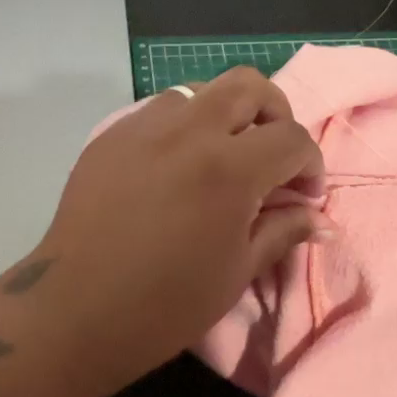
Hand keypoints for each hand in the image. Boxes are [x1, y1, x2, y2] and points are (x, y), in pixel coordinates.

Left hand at [5, 66, 325, 394]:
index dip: (311, 164)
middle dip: (275, 113)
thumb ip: (282, 231)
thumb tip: (321, 219)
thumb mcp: (236, 271)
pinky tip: (176, 169)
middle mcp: (188, 131)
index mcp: (229, 168)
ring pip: (200, 91)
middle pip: (249, 85)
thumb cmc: (165, 304)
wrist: (75, 311)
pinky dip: (182, 127)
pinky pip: (158, 111)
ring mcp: (143, 127)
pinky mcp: (110, 136)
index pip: (292, 138)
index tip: (305, 195)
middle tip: (273, 156)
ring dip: (224, 115)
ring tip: (222, 159)